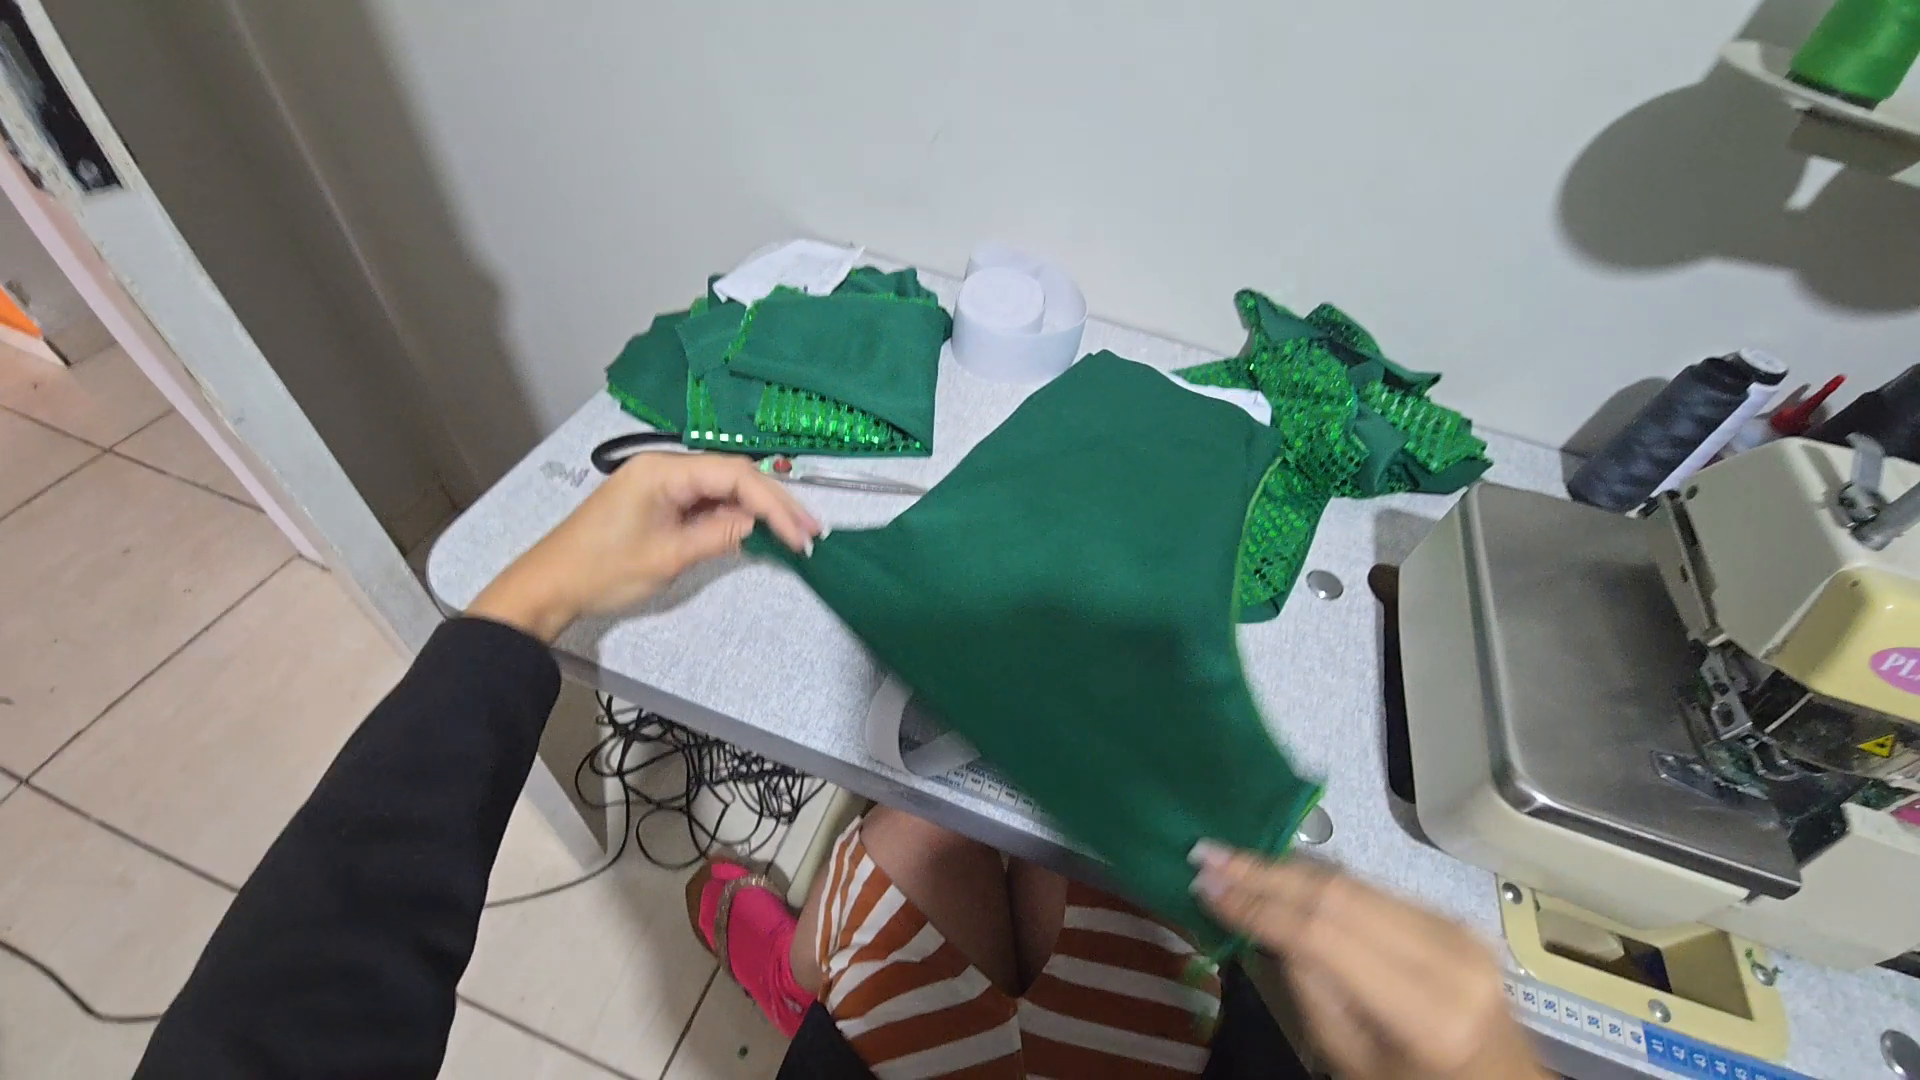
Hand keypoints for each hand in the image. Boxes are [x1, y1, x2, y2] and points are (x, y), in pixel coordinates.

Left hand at [468, 452, 820, 641]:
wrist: (549, 585)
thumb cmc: (602, 570)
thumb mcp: (669, 557)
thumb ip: (719, 535)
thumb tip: (760, 526)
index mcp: (664, 471)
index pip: (735, 477)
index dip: (774, 504)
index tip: (802, 534)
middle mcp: (667, 467)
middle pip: (735, 476)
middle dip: (775, 503)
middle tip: (811, 532)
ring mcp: (665, 484)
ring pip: (725, 489)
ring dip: (760, 510)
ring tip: (796, 533)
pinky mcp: (663, 501)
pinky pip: (708, 502)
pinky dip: (736, 517)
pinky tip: (760, 531)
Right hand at [1190, 843, 1543, 1079]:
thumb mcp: (1350, 1059)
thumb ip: (1308, 985)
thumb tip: (1261, 917)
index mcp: (1426, 1011)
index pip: (1323, 934)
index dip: (1258, 905)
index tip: (1205, 884)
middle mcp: (1446, 956)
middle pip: (1336, 894)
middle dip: (1262, 872)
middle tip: (1205, 853)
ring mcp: (1455, 928)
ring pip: (1349, 880)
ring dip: (1283, 866)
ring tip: (1229, 855)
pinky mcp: (1449, 914)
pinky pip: (1367, 886)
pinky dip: (1316, 877)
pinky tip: (1276, 870)